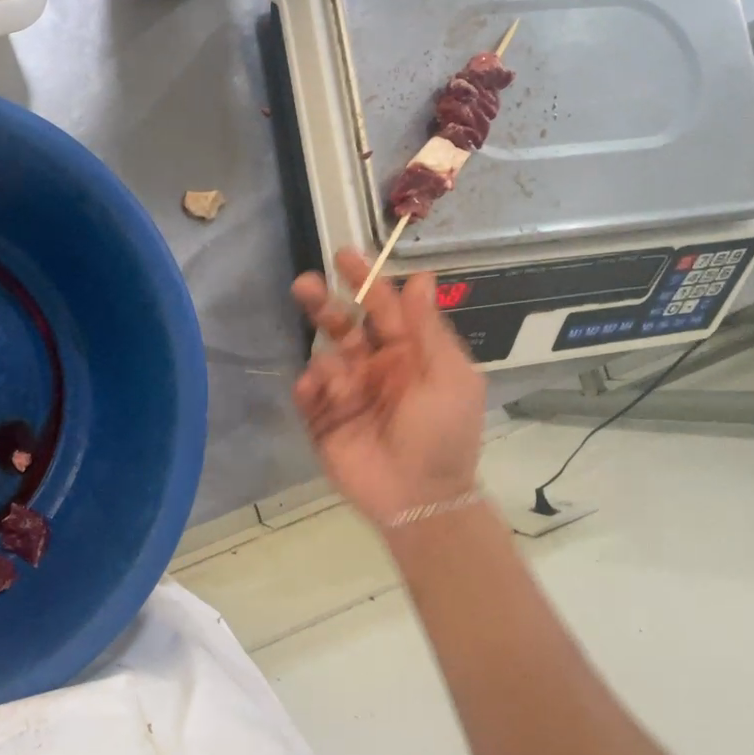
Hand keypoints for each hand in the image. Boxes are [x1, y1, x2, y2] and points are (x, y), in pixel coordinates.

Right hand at [290, 250, 486, 525]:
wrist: (419, 498)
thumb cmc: (443, 435)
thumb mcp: (449, 377)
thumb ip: (428, 329)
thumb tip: (423, 277)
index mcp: (407, 355)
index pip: (383, 309)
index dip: (366, 281)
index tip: (345, 256)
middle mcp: (373, 367)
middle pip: (343, 326)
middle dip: (325, 304)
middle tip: (305, 284)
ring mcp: (345, 394)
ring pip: (323, 357)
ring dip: (325, 357)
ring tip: (335, 377)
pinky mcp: (322, 420)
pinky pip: (307, 393)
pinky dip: (309, 387)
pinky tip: (316, 390)